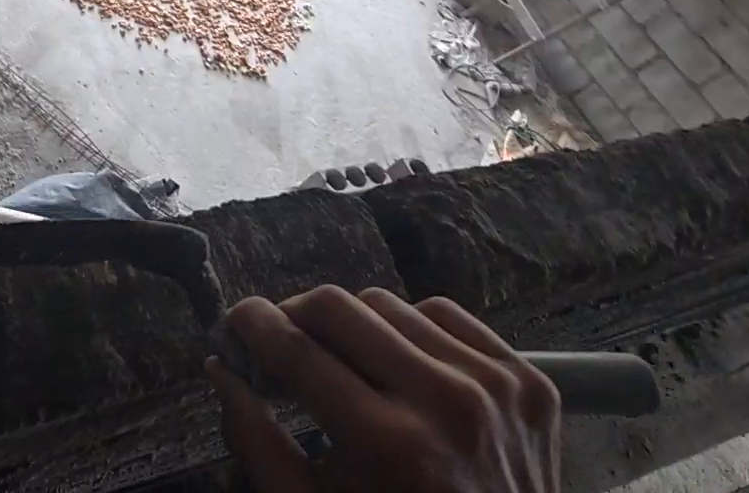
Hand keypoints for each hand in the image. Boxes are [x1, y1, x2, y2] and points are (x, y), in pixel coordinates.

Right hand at [205, 286, 558, 492]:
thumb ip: (254, 440)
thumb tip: (220, 366)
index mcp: (391, 445)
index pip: (296, 349)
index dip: (251, 325)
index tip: (234, 322)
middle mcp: (447, 402)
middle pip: (335, 305)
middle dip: (293, 316)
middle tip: (282, 344)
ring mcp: (496, 385)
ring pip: (384, 302)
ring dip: (351, 327)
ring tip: (348, 365)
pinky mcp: (529, 379)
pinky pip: (441, 313)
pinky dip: (408, 329)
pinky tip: (402, 368)